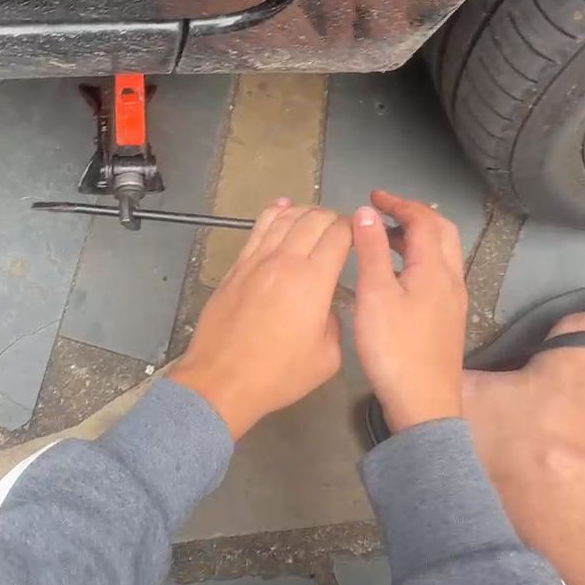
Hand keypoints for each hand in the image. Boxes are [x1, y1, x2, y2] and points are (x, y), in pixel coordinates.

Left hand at [168, 201, 352, 438]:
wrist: (223, 377)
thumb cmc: (278, 374)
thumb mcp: (327, 358)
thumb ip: (334, 324)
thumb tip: (327, 308)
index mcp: (313, 280)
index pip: (339, 236)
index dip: (354, 229)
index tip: (361, 234)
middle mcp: (286, 260)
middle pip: (314, 220)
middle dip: (333, 218)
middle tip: (342, 228)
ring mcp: (257, 259)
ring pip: (285, 218)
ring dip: (305, 212)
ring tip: (316, 217)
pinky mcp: (237, 265)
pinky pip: (258, 228)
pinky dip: (274, 213)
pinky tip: (282, 207)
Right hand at [353, 189, 468, 432]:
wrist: (423, 404)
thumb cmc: (394, 346)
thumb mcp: (374, 293)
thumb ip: (371, 249)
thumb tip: (367, 212)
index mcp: (435, 269)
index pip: (422, 220)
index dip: (398, 203)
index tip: (372, 197)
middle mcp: (451, 279)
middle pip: (441, 232)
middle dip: (413, 214)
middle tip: (383, 211)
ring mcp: (453, 300)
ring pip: (442, 253)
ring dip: (416, 236)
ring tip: (383, 236)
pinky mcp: (448, 318)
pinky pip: (438, 272)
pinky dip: (418, 257)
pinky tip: (396, 272)